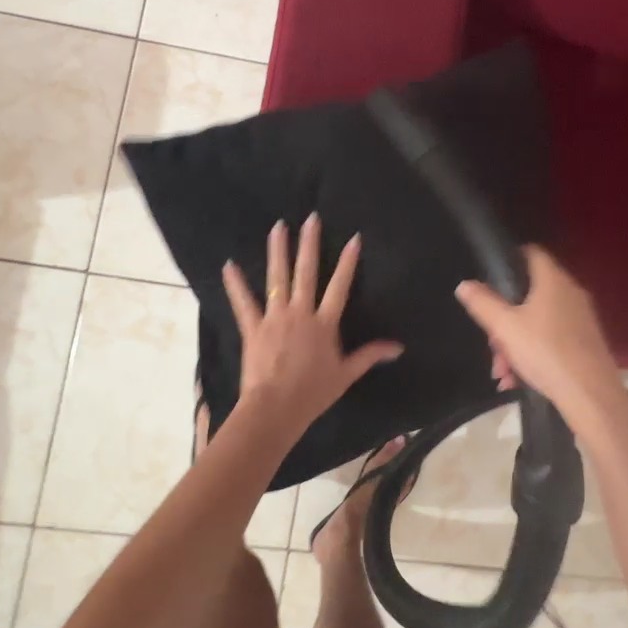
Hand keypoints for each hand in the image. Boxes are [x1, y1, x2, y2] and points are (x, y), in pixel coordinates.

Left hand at [222, 214, 402, 438]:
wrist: (276, 408)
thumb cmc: (313, 393)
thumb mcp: (346, 374)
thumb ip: (370, 355)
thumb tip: (398, 347)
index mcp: (324, 323)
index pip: (340, 286)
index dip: (347, 262)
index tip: (353, 238)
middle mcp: (300, 313)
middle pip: (306, 273)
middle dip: (309, 244)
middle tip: (310, 219)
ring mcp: (274, 318)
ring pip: (277, 278)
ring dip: (277, 251)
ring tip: (278, 227)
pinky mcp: (252, 328)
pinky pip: (243, 303)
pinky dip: (235, 284)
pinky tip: (228, 265)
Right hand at [455, 247, 627, 427]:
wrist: (591, 395)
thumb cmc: (545, 352)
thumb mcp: (505, 328)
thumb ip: (483, 304)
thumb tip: (464, 284)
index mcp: (553, 280)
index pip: (531, 252)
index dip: (509, 258)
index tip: (490, 277)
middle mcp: (571, 293)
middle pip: (530, 294)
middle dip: (505, 319)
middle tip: (492, 344)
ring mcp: (581, 318)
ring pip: (538, 321)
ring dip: (515, 344)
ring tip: (503, 372)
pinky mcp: (586, 342)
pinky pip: (552, 339)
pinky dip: (533, 354)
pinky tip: (518, 380)